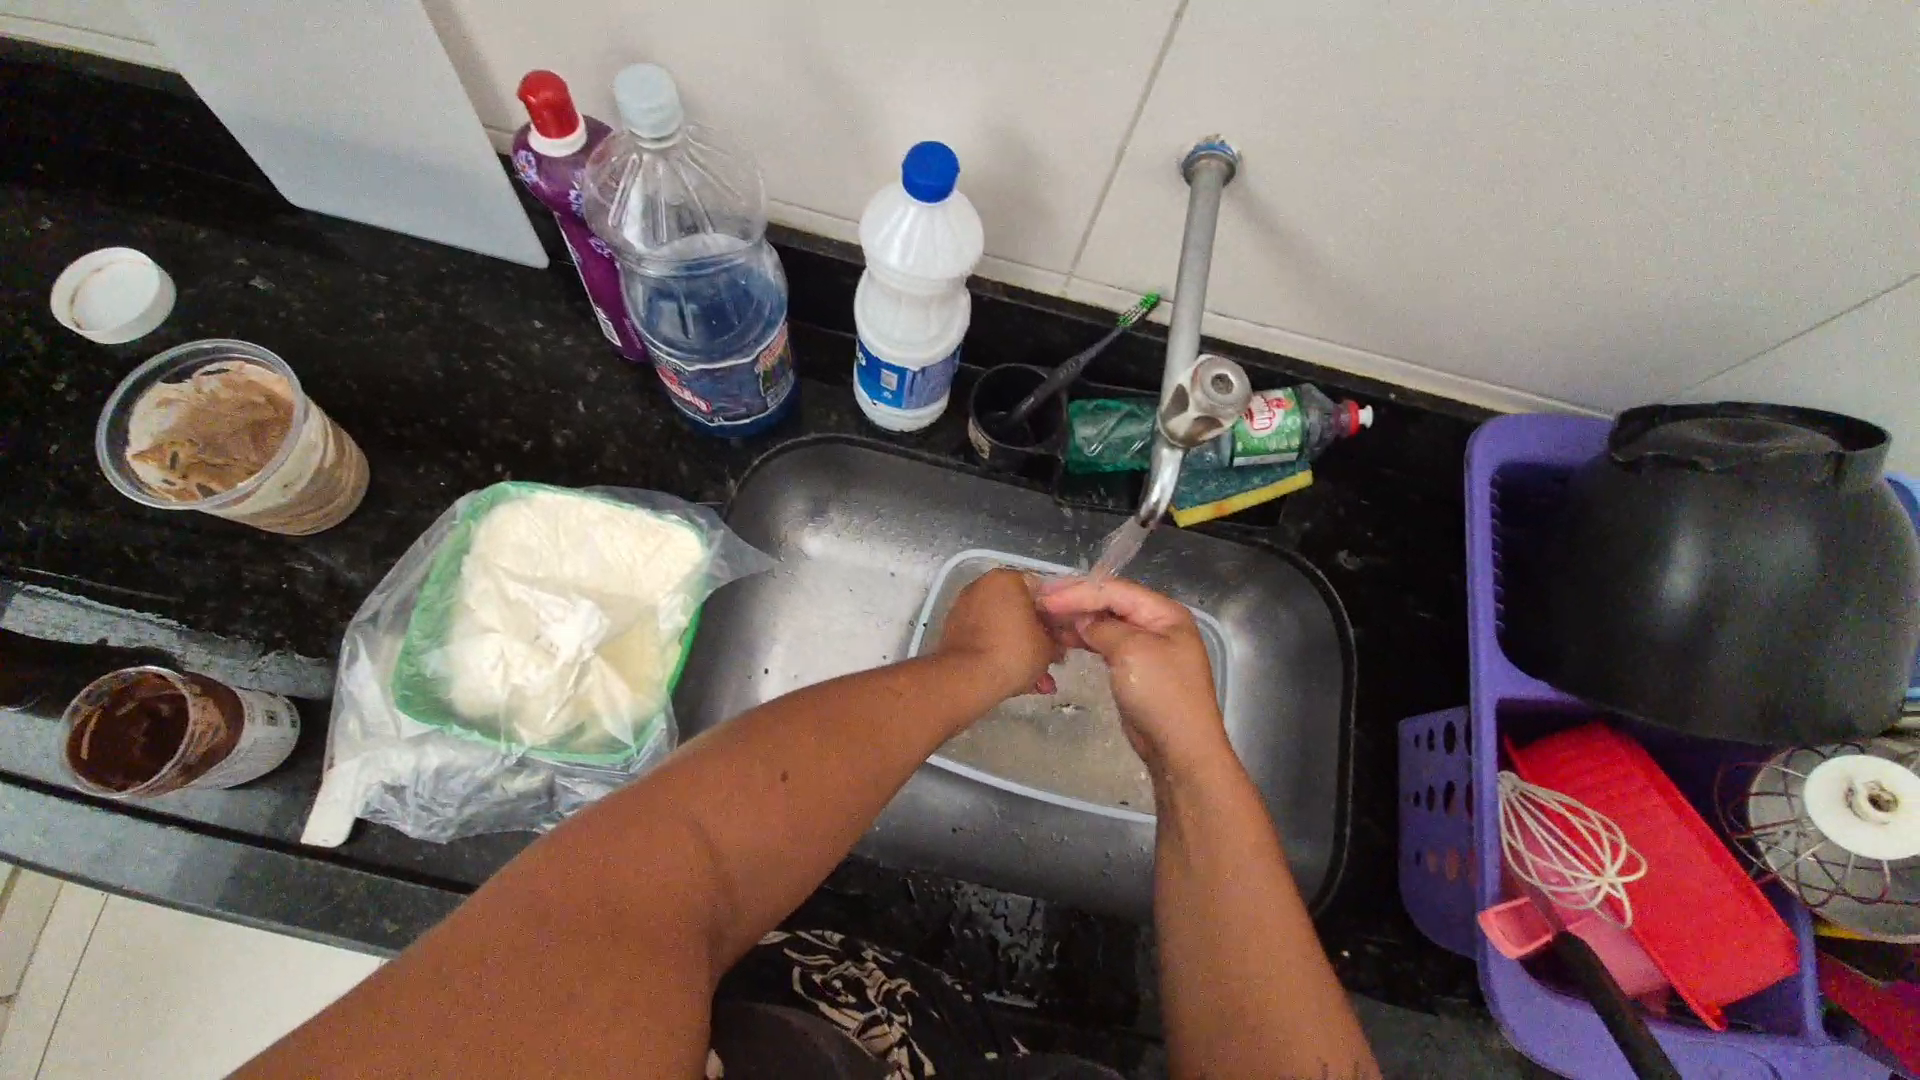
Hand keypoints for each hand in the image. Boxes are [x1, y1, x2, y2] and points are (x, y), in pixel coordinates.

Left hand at [935, 569, 1064, 700]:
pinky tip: (1014, 679)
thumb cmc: (1013, 653)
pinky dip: (999, 653)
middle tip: (1050, 660)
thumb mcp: (1047, 647)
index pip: (1040, 591)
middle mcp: (982, 586)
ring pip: (1002, 628)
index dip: (1054, 616)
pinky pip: (985, 637)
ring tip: (1036, 680)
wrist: (967, 678)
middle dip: (1035, 639)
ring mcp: (965, 607)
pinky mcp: (954, 630)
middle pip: (1019, 611)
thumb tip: (1054, 643)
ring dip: (1019, 651)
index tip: (1060, 637)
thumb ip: (1054, 638)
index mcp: (1007, 580)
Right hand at [1036, 578, 1227, 774]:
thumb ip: (1103, 628)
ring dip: (1076, 621)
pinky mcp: (1132, 668)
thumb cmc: (1161, 694)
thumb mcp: (1131, 651)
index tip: (1046, 598)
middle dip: (1076, 602)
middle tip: (1040, 602)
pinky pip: (1104, 644)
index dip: (1079, 592)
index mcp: (1164, 613)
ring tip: (1044, 619)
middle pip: (1110, 603)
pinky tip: (1061, 639)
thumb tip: (1081, 621)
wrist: (1179, 747)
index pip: (1115, 590)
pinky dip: (1083, 640)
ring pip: (1105, 624)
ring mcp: (1144, 646)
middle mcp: (1156, 624)